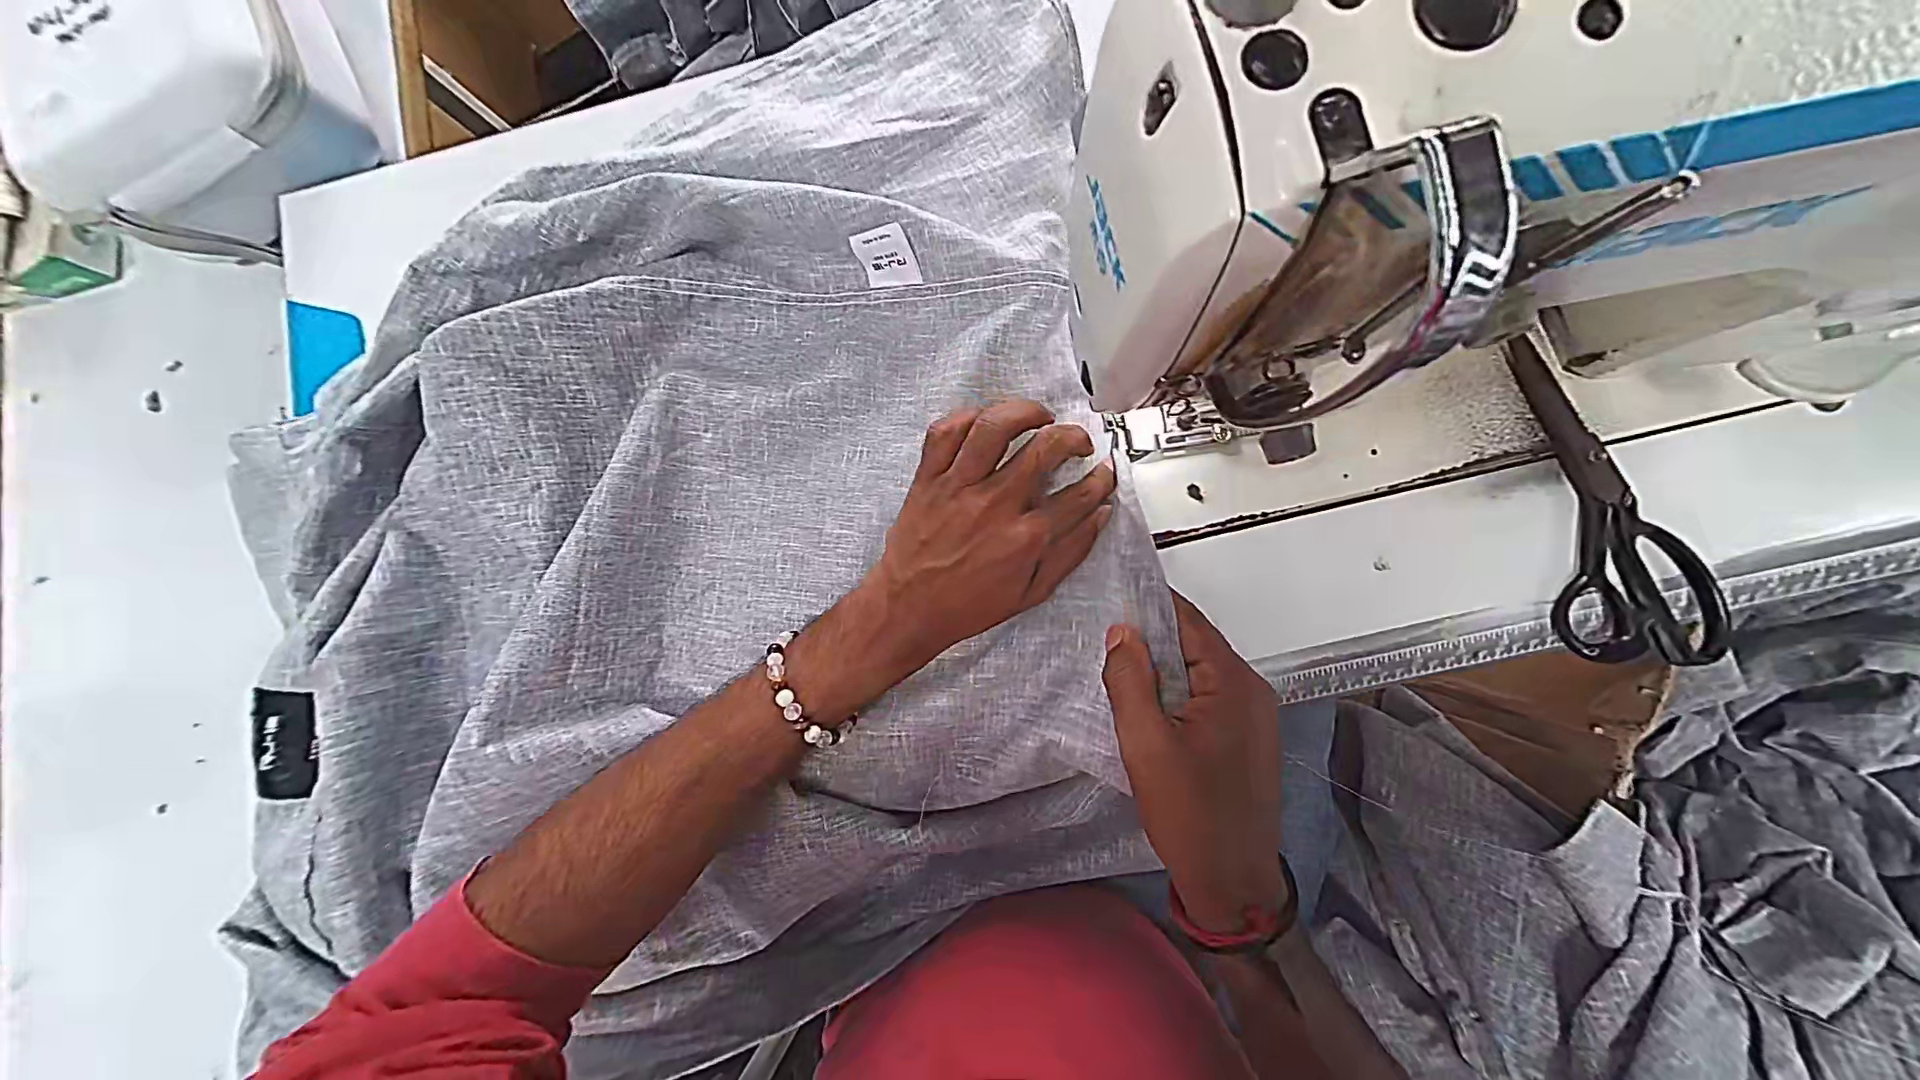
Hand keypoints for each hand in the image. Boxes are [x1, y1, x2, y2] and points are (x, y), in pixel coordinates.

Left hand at [853, 399, 1116, 678]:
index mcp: (1025, 537)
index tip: (1103, 472)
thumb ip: (1071, 552)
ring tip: (1038, 416)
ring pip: (994, 427)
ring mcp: (959, 488)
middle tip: (1077, 441)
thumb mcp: (1032, 592)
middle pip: (1045, 448)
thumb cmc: (966, 604)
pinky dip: (966, 417)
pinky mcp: (929, 480)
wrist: (909, 608)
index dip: (1100, 479)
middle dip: (1073, 436)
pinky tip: (984, 423)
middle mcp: (995, 505)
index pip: (1079, 494)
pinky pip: (945, 433)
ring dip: (1024, 412)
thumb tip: (1099, 517)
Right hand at [1104, 592, 1285, 932]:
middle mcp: (1252, 690)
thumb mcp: (1146, 744)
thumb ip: (1130, 680)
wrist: (1233, 882)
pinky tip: (1150, 708)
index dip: (1150, 606)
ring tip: (1123, 674)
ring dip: (1162, 669)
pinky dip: (1176, 692)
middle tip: (1108, 643)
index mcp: (1234, 683)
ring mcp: (1254, 714)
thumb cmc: (1191, 816)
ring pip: (1198, 670)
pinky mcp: (1246, 735)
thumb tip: (1123, 632)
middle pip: (1195, 643)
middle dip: (1152, 640)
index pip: (1189, 621)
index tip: (1113, 597)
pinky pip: (1206, 694)